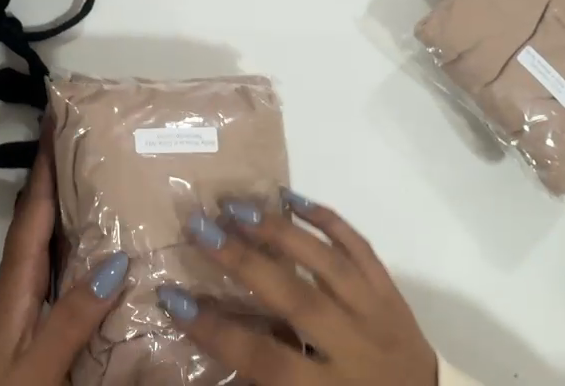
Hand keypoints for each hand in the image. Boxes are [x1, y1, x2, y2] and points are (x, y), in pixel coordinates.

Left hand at [0, 129, 129, 385]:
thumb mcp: (40, 364)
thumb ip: (74, 317)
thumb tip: (118, 259)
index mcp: (17, 278)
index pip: (35, 206)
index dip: (45, 160)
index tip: (58, 115)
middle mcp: (17, 277)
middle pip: (39, 211)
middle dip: (58, 168)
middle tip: (90, 132)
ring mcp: (22, 297)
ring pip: (46, 234)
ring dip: (66, 198)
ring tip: (101, 170)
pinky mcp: (31, 316)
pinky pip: (55, 259)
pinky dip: (72, 235)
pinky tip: (98, 240)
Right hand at [155, 190, 437, 385]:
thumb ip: (264, 375)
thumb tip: (214, 328)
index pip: (262, 357)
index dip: (214, 328)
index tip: (171, 296)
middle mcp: (354, 348)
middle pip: (294, 297)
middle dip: (242, 260)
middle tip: (198, 226)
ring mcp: (377, 313)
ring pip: (326, 262)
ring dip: (278, 229)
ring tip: (235, 204)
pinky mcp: (392, 291)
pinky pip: (360, 247)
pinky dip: (327, 219)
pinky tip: (293, 196)